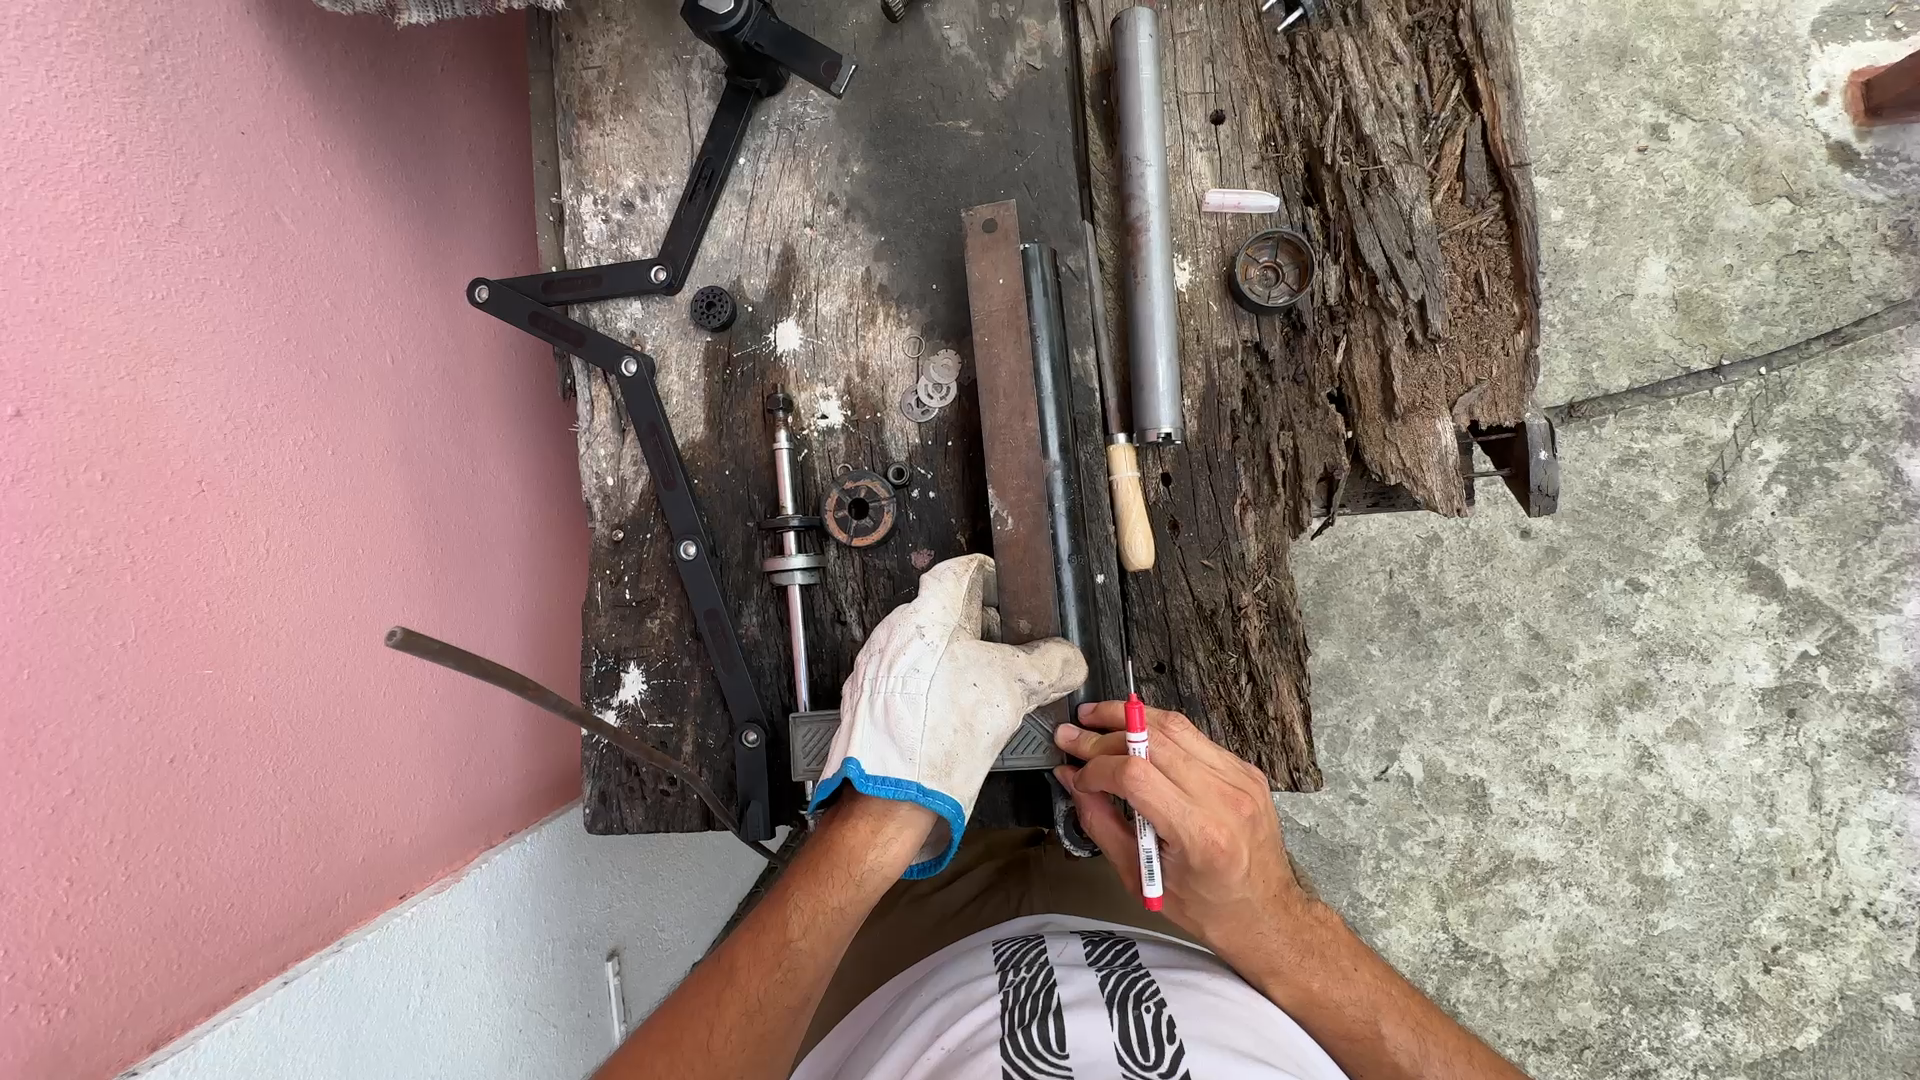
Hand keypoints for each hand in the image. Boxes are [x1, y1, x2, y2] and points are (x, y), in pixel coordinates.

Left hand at [814, 554, 1085, 877]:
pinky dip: (935, 683)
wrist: (890, 797)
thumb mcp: (1014, 689)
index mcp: (928, 613)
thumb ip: (1050, 663)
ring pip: (929, 644)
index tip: (1013, 600)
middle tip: (1010, 653)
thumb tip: (1071, 658)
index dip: (996, 580)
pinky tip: (954, 712)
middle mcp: (896, 629)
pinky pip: (909, 674)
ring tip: (986, 688)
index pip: (964, 570)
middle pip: (947, 610)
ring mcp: (877, 663)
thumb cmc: (947, 732)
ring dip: (960, 657)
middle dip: (983, 627)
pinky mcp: (868, 694)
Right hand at [1054, 701, 1311, 956]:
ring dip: (1126, 717)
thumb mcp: (1141, 877)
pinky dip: (1156, 729)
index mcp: (1199, 833)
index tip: (1076, 775)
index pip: (1135, 775)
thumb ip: (1100, 822)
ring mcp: (1238, 778)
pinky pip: (1192, 735)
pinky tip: (1133, 732)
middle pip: (1150, 740)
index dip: (1096, 768)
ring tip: (1094, 717)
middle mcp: (1223, 797)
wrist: (1267, 915)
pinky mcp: (1244, 769)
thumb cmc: (1205, 907)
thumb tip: (1071, 779)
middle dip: (1102, 734)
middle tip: (1071, 734)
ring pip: (1172, 726)